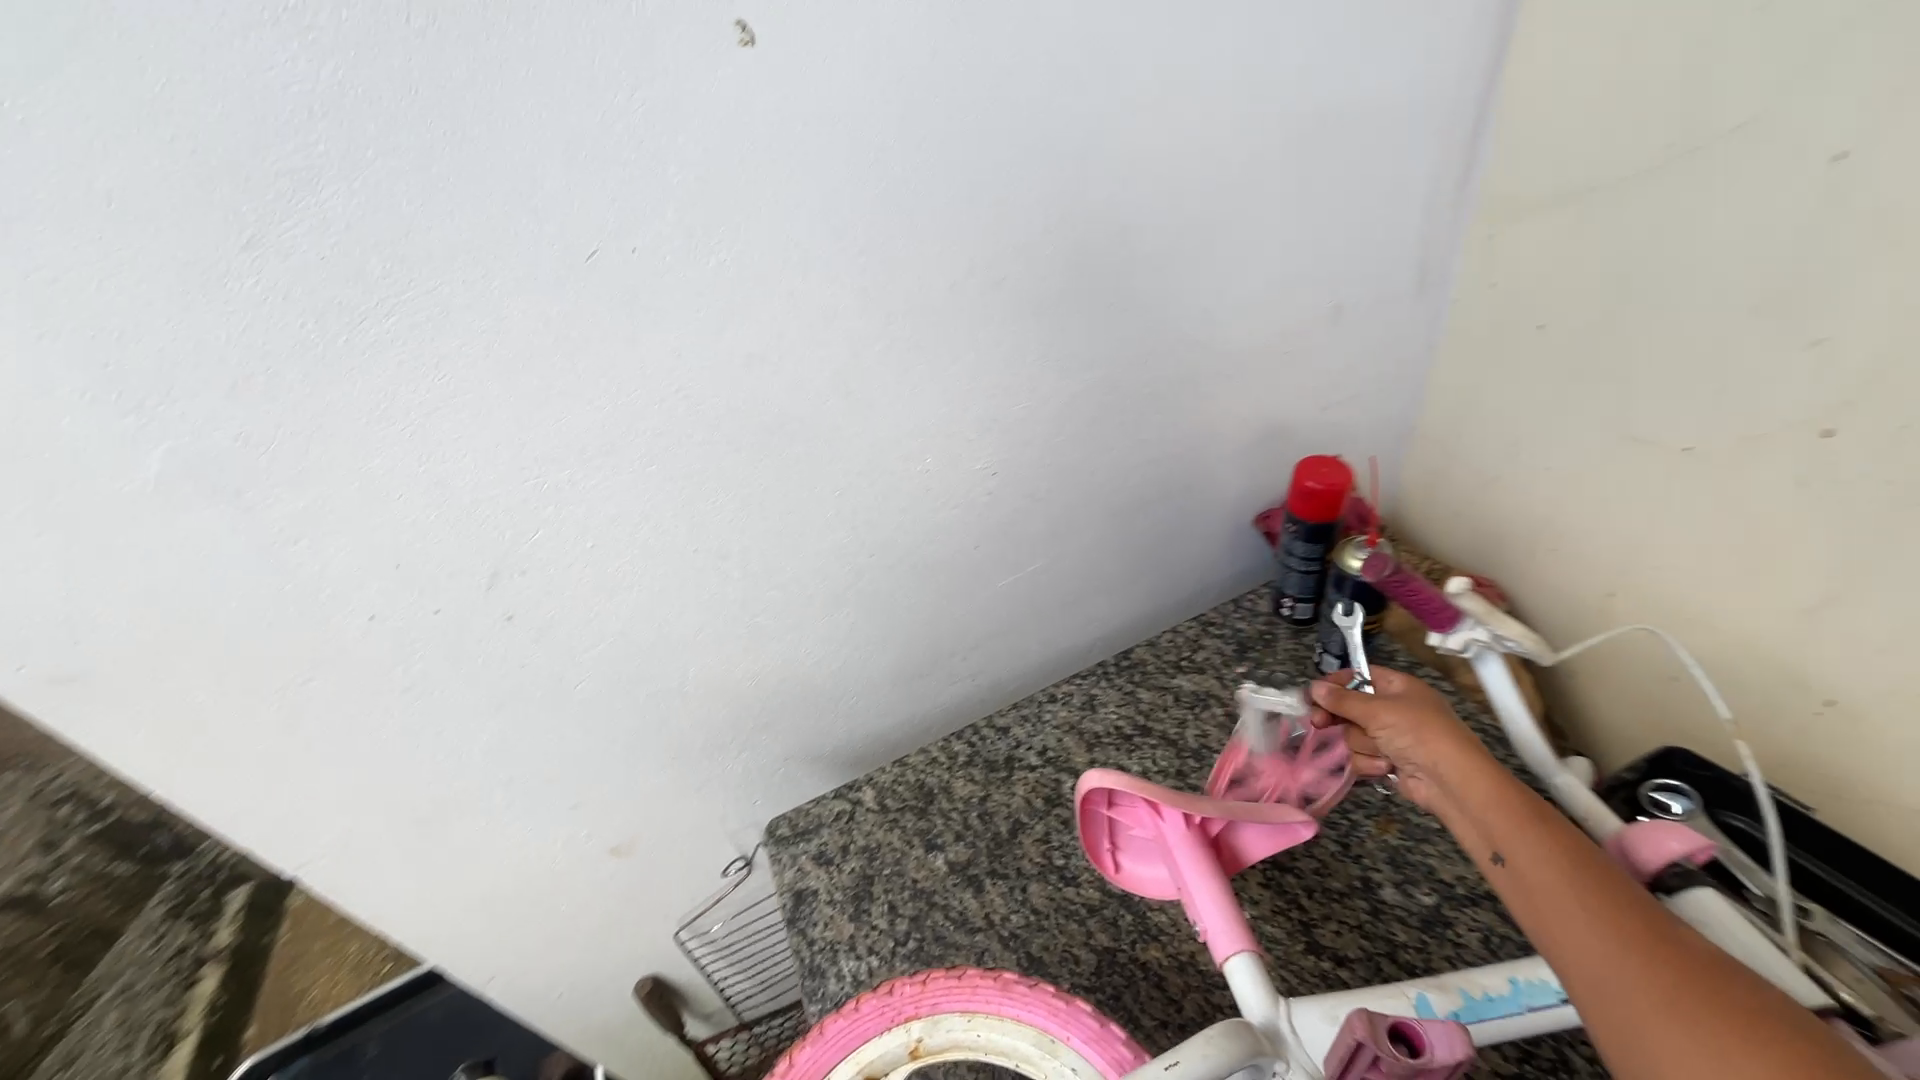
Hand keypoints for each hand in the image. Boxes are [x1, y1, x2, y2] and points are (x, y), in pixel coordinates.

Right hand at [1307, 666, 1493, 811]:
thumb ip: (1342, 700)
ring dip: (1364, 745)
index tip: (1314, 693)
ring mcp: (1391, 737)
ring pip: (1353, 735)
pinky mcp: (1388, 761)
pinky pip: (1362, 757)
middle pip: (1350, 708)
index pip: (1359, 676)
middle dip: (1339, 718)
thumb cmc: (1419, 734)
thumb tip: (1314, 687)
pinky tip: (1387, 767)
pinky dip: (1371, 763)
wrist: (1450, 781)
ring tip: (1383, 751)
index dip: (1336, 683)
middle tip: (1319, 722)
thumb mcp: (1378, 711)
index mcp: (1398, 687)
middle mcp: (1393, 709)